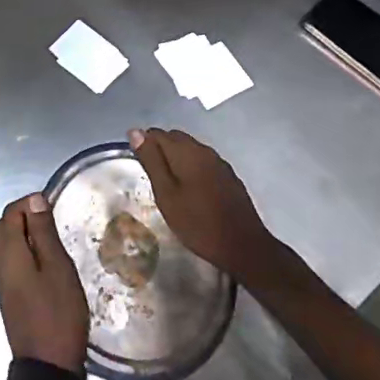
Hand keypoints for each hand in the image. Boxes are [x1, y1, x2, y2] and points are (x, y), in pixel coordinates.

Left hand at [0, 193, 89, 373]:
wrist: (47, 368)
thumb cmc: (57, 313)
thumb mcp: (57, 267)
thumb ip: (44, 232)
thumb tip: (34, 200)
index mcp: (7, 253)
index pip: (9, 213)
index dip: (28, 204)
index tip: (52, 206)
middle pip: (3, 228)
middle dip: (25, 218)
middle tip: (53, 222)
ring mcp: (2, 283)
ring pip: (7, 246)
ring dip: (25, 237)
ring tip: (54, 242)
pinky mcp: (10, 298)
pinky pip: (12, 264)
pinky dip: (25, 254)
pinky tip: (47, 265)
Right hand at [130, 127, 286, 281]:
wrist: (244, 247)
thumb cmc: (198, 223)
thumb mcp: (166, 194)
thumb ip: (151, 160)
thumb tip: (135, 132)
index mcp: (186, 151)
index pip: (157, 134)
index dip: (144, 146)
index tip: (140, 168)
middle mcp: (204, 150)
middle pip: (175, 139)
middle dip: (160, 151)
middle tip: (153, 179)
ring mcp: (220, 163)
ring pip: (190, 150)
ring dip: (177, 160)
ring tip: (170, 186)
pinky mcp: (229, 177)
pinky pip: (204, 163)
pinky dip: (192, 169)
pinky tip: (192, 191)